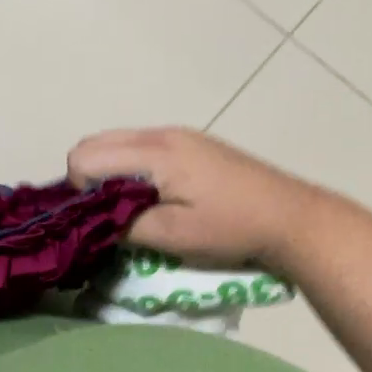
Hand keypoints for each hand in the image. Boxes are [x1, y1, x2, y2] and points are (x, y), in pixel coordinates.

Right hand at [68, 127, 325, 266]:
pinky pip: (138, 147)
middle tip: (107, 214)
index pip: (85, 157)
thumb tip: (92, 221)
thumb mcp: (172, 237)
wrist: (292, 218)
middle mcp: (162, 133)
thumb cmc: (231, 229)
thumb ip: (123, 225)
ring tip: (129, 208)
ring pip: (115, 143)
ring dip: (109, 173)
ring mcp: (177, 135)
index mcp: (155, 153)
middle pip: (94, 142)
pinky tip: (152, 197)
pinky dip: (129, 170)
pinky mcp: (190, 143)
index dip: (79, 190)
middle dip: (88, 178)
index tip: (99, 219)